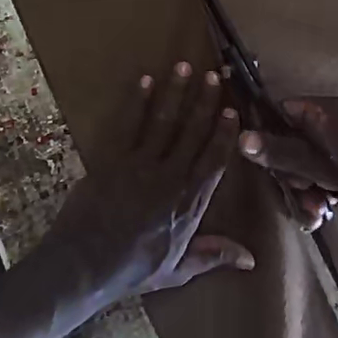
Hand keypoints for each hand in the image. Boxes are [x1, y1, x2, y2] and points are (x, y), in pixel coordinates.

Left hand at [42, 63, 255, 300]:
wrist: (85, 266)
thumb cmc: (132, 271)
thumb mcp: (178, 269)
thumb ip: (214, 255)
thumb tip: (252, 258)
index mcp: (189, 204)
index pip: (213, 161)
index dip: (224, 134)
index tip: (231, 110)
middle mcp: (170, 178)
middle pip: (193, 133)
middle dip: (204, 102)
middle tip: (214, 75)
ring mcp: (141, 166)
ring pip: (165, 121)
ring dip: (176, 92)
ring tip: (185, 66)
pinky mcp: (114, 159)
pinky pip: (129, 124)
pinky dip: (138, 101)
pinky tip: (145, 79)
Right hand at [240, 97, 337, 244]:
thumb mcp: (317, 163)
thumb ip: (280, 151)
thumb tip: (241, 138)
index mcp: (326, 110)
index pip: (280, 111)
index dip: (268, 134)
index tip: (264, 158)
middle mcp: (329, 125)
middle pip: (286, 144)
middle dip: (290, 173)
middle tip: (302, 186)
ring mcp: (334, 152)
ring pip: (297, 168)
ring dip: (302, 191)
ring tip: (316, 204)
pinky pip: (312, 182)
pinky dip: (313, 199)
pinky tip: (320, 213)